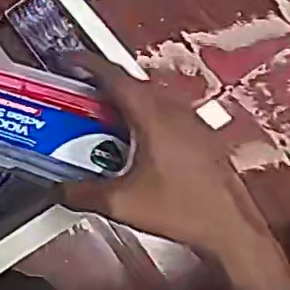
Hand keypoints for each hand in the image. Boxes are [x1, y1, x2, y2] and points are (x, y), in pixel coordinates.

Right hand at [59, 57, 273, 261]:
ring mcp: (191, 121)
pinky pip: (166, 112)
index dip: (87, 64)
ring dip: (124, 100)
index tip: (69, 60)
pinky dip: (144, 115)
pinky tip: (134, 140)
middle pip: (132, 83)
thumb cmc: (185, 210)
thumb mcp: (121, 203)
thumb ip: (82, 193)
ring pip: (150, 97)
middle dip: (102, 84)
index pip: (114, 76)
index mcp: (152, 116)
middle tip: (80, 93)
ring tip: (102, 117)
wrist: (230, 228)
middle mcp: (174, 110)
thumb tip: (59, 189)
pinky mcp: (201, 136)